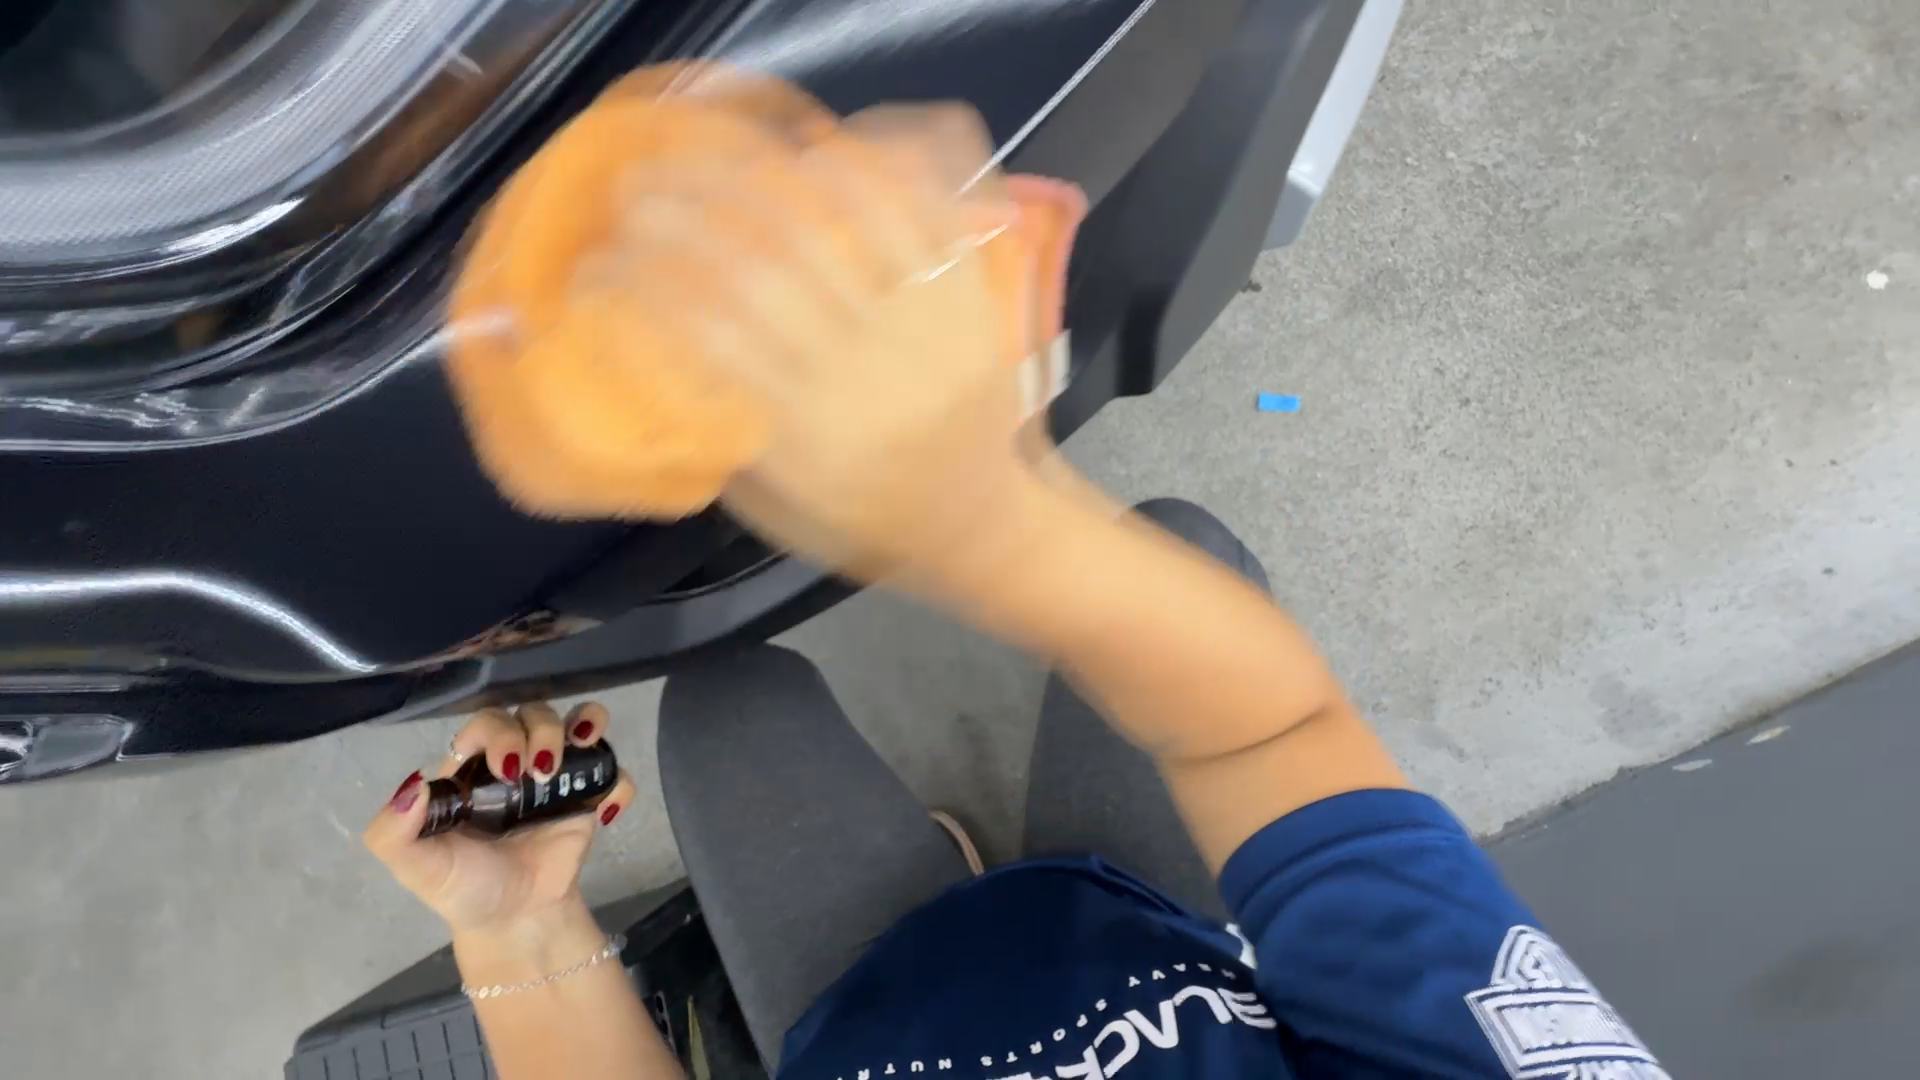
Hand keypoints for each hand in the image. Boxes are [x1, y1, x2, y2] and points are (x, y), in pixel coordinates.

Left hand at [364, 702, 637, 934]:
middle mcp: (520, 759)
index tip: (506, 768)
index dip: (500, 731)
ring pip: (584, 721)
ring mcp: (560, 774)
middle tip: (540, 771)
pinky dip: (619, 784)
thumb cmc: (463, 886)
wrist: (514, 918)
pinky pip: (617, 772)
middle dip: (544, 730)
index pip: (488, 722)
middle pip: (537, 712)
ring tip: (583, 747)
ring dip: (588, 724)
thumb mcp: (416, 866)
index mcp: (477, 766)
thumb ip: (394, 832)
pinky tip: (604, 814)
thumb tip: (412, 786)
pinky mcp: (592, 797)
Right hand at [615, 104, 1050, 586]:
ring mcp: (926, 325)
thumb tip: (667, 357)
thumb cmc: (872, 524)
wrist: (983, 523)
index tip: (594, 263)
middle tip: (633, 186)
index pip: (706, 332)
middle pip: (760, 267)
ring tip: (711, 151)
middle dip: (680, 213)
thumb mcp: (782, 511)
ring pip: (837, 222)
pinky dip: (871, 168)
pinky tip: (820, 151)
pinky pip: (923, 211)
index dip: (638, 284)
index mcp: (811, 433)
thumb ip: (727, 439)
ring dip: (763, 174)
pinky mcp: (968, 301)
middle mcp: (866, 370)